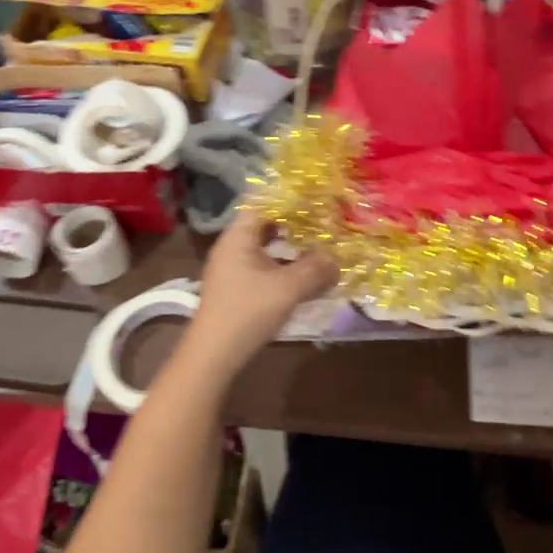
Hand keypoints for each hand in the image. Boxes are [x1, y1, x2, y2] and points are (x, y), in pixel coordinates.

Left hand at [183, 212, 337, 372]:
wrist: (214, 354)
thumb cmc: (247, 311)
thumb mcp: (287, 288)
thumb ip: (316, 270)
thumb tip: (338, 260)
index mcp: (238, 237)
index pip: (263, 202)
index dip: (289, 199)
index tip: (317, 199)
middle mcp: (232, 247)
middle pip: (266, 225)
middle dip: (295, 224)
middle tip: (324, 223)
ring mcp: (233, 269)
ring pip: (266, 248)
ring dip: (291, 248)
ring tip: (320, 248)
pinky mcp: (237, 288)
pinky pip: (264, 267)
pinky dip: (284, 267)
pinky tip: (305, 277)